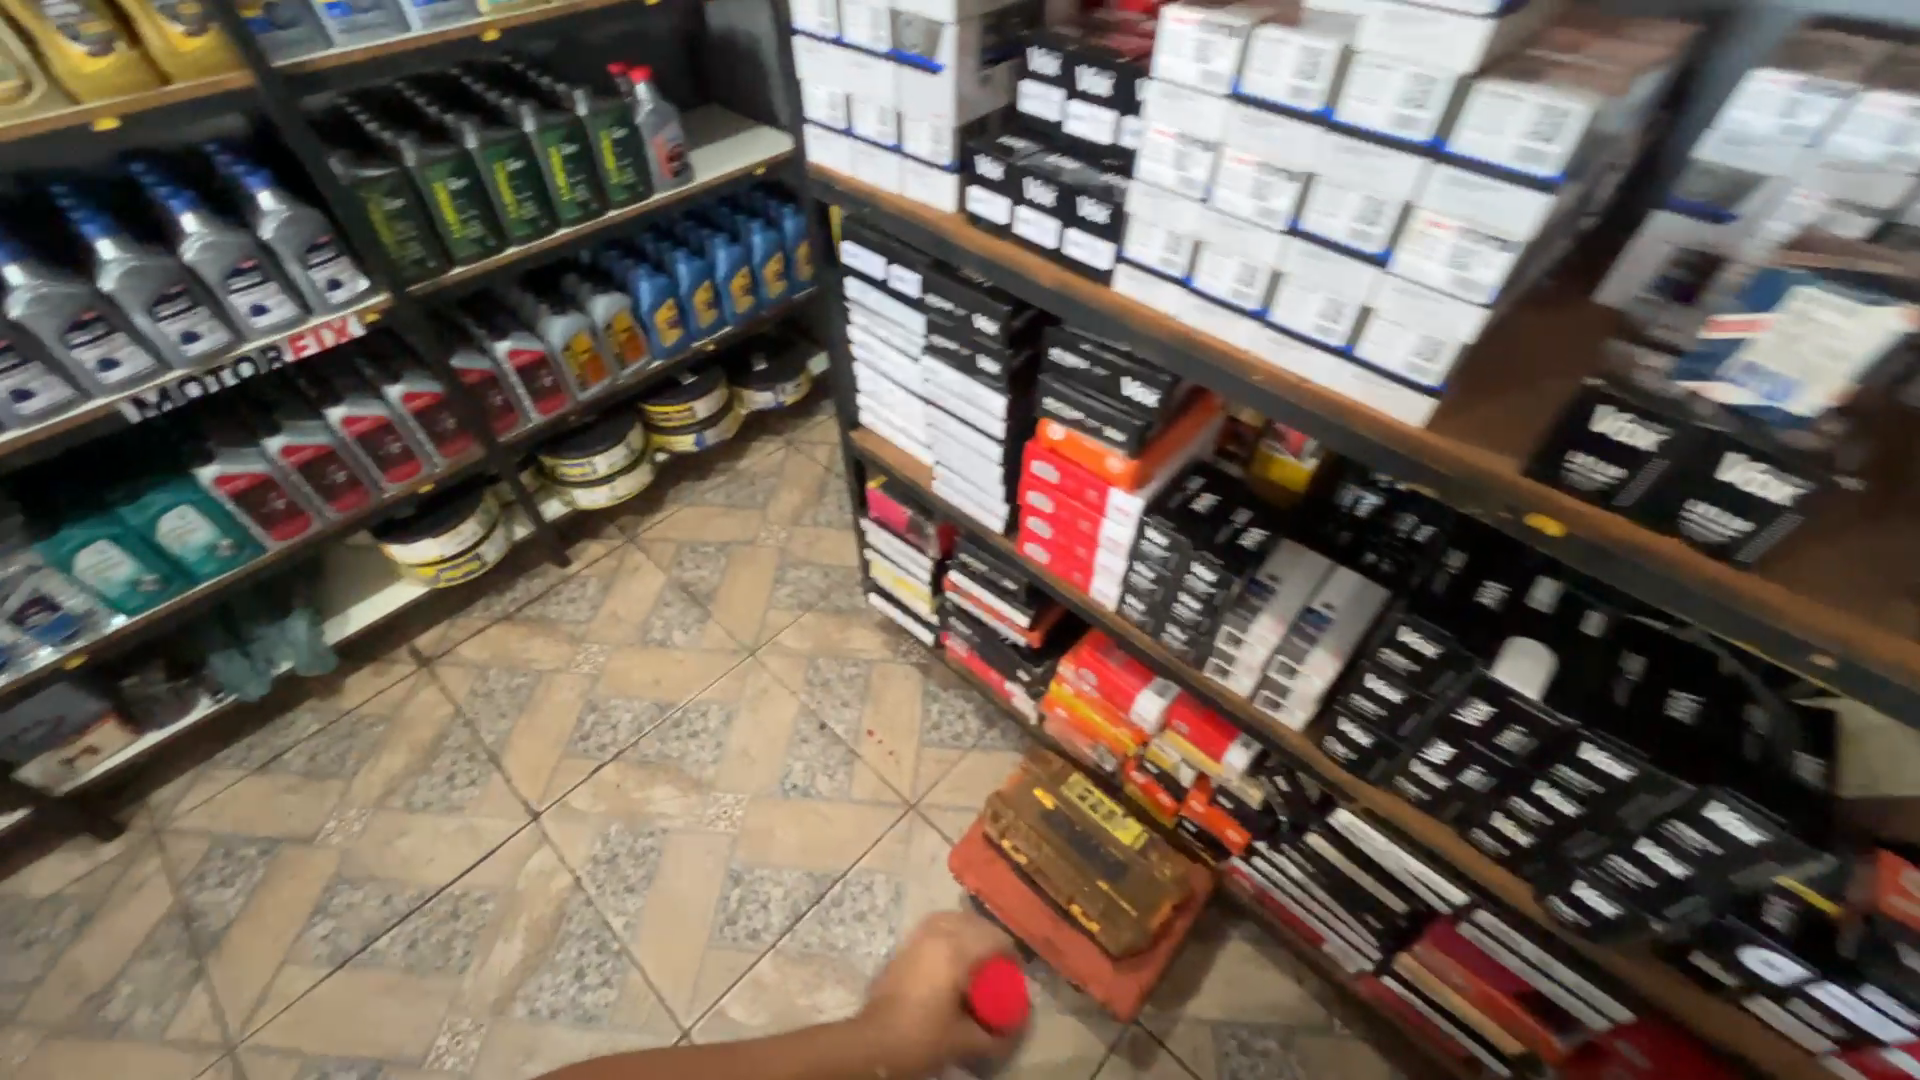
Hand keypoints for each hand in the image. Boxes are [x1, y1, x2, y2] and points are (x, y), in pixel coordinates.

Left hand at [857, 911, 1023, 1076]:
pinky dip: (951, 929)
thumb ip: (995, 1035)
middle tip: (1000, 964)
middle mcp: (938, 934)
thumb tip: (1016, 1028)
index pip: (995, 938)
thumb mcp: (964, 1040)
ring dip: (970, 929)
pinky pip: (936, 923)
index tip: (1016, 971)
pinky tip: (953, 950)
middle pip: (975, 923)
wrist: (875, 1041)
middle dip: (992, 939)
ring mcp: (919, 935)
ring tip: (978, 952)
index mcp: (956, 951)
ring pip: (954, 918)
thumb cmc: (922, 1037)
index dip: (1011, 953)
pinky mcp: (905, 943)